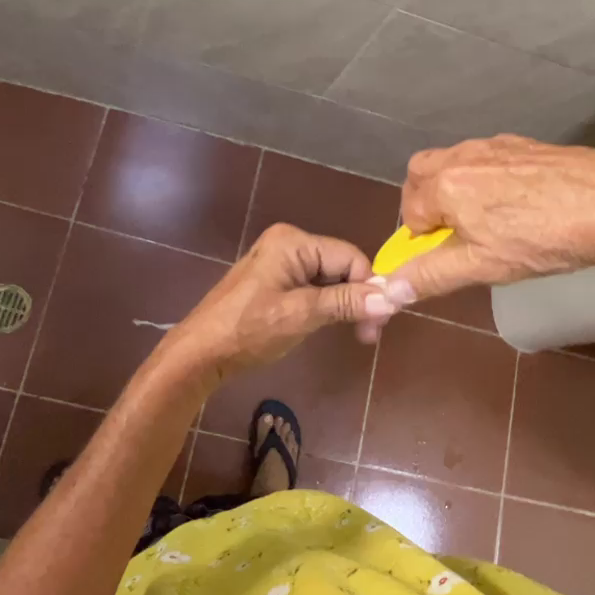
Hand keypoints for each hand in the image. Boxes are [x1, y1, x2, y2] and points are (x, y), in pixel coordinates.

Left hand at [162, 224, 393, 383]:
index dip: (370, 287)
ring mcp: (279, 262)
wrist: (201, 353)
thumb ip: (346, 303)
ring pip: (329, 279)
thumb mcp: (301, 315)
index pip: (350, 256)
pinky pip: (312, 287)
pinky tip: (330, 325)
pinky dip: (326, 306)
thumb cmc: (248, 330)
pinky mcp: (275, 281)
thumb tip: (393, 298)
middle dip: (358, 298)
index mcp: (293, 242)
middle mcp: (288, 243)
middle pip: (340, 266)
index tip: (379, 324)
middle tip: (368, 334)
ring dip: (344, 305)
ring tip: (355, 334)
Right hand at [379, 135, 594, 309]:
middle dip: (426, 202)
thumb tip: (386, 292)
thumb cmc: (543, 239)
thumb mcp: (481, 267)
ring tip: (490, 221)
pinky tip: (521, 205)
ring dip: (457, 190)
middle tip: (455, 233)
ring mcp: (497, 146)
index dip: (422, 239)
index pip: (409, 212)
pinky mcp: (527, 145)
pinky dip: (488, 180)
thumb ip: (429, 276)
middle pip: (422, 173)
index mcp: (445, 184)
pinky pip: (490, 160)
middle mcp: (464, 156)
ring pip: (456, 163)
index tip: (447, 255)